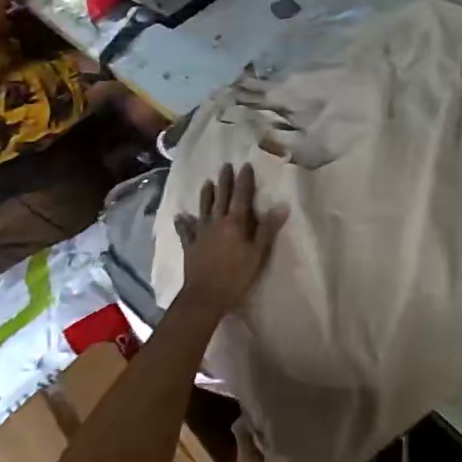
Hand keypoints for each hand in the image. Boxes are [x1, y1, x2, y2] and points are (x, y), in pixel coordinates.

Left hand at [174, 164, 286, 316]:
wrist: (205, 295)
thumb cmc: (236, 276)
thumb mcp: (257, 254)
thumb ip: (267, 229)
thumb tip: (282, 206)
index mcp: (234, 223)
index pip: (241, 196)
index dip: (244, 181)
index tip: (245, 165)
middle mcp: (216, 222)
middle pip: (221, 197)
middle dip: (224, 181)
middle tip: (225, 165)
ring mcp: (200, 233)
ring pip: (203, 208)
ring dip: (206, 195)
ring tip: (206, 182)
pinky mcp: (189, 245)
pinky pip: (185, 230)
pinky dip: (183, 222)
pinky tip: (180, 216)